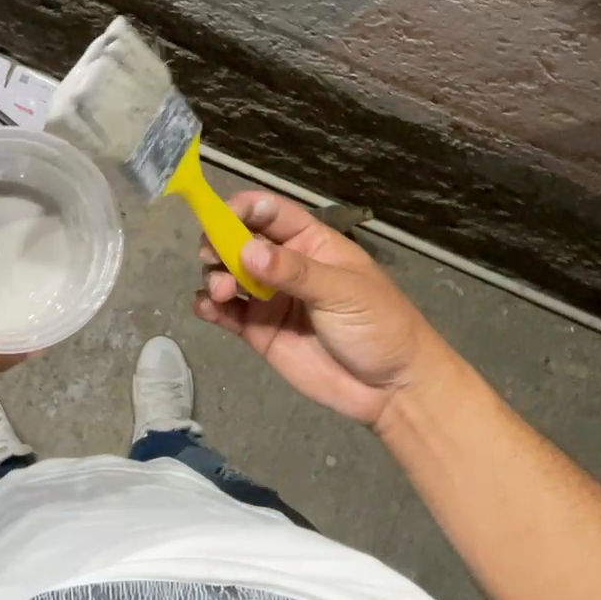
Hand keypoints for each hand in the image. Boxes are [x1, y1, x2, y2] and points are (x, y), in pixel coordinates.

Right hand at [193, 191, 448, 426]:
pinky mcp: (257, 329)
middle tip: (212, 256)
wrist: (393, 391)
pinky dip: (208, 305)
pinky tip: (207, 308)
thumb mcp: (344, 291)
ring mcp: (268, 296)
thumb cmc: (380, 326)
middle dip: (218, 242)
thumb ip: (294, 271)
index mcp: (309, 242)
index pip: (268, 212)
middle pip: (238, 240)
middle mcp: (282, 264)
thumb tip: (246, 250)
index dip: (241, 208)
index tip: (220, 218)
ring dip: (214, 275)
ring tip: (221, 292)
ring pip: (226, 273)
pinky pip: (224, 311)